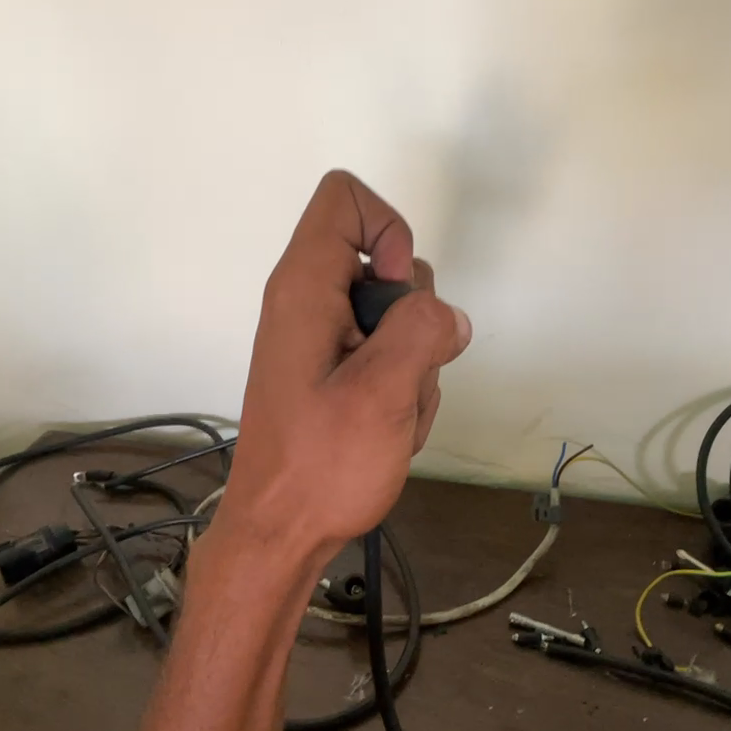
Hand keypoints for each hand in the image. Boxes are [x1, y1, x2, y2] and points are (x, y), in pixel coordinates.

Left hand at [213, 170, 471, 571]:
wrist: (282, 532)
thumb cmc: (320, 466)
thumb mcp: (382, 392)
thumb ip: (423, 333)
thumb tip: (448, 318)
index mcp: (304, 288)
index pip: (345, 198)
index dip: (389, 230)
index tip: (396, 296)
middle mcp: (310, 303)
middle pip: (388, 265)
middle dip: (415, 319)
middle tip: (397, 375)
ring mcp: (325, 341)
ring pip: (399, 319)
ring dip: (415, 367)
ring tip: (390, 416)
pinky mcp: (336, 374)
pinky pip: (391, 357)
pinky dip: (403, 389)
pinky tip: (388, 429)